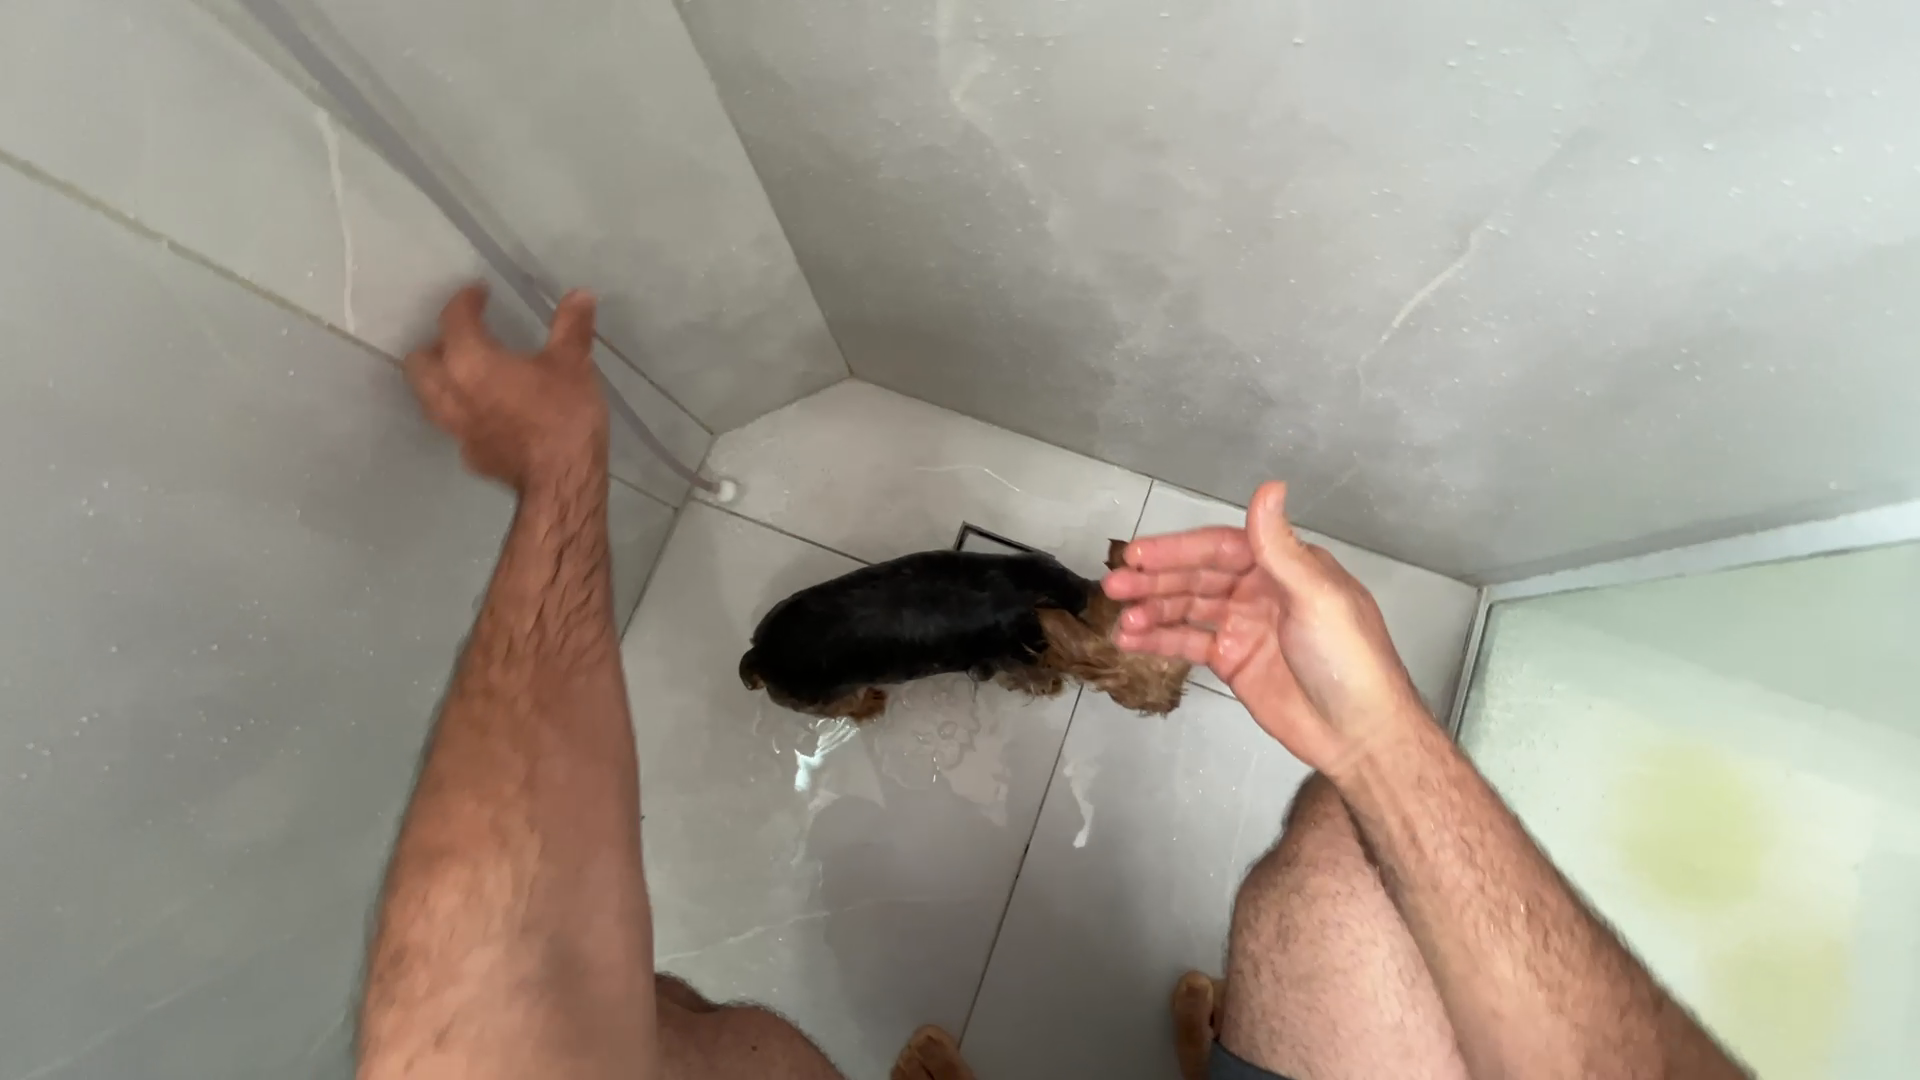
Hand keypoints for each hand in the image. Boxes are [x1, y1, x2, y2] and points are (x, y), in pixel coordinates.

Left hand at [404, 284, 607, 491]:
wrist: (562, 480)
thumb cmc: (565, 415)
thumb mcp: (574, 365)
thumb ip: (572, 328)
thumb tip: (581, 294)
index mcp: (470, 360)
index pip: (455, 319)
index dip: (467, 301)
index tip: (480, 293)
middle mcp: (450, 391)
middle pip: (422, 360)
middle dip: (438, 345)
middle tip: (465, 341)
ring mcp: (456, 427)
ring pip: (430, 396)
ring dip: (444, 382)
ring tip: (469, 378)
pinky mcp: (471, 455)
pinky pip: (457, 426)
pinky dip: (467, 415)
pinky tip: (491, 418)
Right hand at [1102, 482, 1426, 775]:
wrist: (1359, 735)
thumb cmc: (1348, 660)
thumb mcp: (1317, 597)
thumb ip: (1281, 547)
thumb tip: (1269, 486)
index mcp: (1281, 566)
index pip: (1218, 548)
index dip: (1176, 550)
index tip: (1137, 555)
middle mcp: (1256, 589)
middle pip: (1195, 576)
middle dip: (1153, 581)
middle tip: (1114, 586)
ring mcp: (1240, 625)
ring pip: (1185, 608)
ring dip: (1150, 611)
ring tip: (1120, 620)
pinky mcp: (1229, 659)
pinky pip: (1186, 641)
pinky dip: (1157, 639)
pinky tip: (1129, 640)